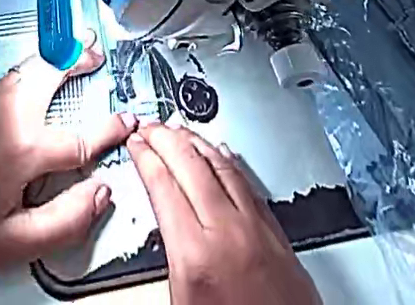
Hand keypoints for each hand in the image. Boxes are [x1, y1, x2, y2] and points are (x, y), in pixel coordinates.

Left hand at [0, 0, 136, 288]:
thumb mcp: (13, 247)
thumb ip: (65, 221)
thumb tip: (102, 193)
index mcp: (25, 152)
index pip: (81, 141)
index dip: (110, 132)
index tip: (129, 121)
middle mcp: (7, 115)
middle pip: (54, 80)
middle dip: (80, 63)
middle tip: (98, 54)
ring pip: (25, 65)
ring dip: (51, 50)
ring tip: (70, 38)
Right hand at [128, 123, 319, 304]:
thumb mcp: (182, 304)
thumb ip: (170, 256)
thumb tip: (159, 220)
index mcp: (195, 256)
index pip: (162, 183)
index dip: (144, 156)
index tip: (135, 142)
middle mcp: (227, 234)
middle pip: (189, 164)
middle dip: (164, 137)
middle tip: (150, 126)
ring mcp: (257, 232)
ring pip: (221, 166)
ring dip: (195, 141)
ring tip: (178, 129)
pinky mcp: (279, 238)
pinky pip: (248, 186)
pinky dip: (228, 162)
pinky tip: (220, 153)